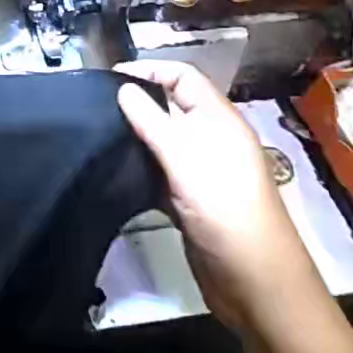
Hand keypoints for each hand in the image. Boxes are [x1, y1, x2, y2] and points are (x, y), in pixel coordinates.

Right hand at [114, 60, 327, 330]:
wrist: (254, 282)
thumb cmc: (224, 207)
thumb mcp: (186, 158)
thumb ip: (153, 121)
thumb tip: (123, 88)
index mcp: (218, 118)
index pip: (183, 77)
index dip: (150, 70)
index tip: (110, 77)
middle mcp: (211, 139)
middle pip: (172, 107)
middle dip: (140, 102)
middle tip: (97, 108)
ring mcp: (202, 171)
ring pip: (165, 143)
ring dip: (138, 138)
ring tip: (99, 136)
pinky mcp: (191, 201)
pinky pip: (161, 175)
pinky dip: (141, 172)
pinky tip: (115, 174)